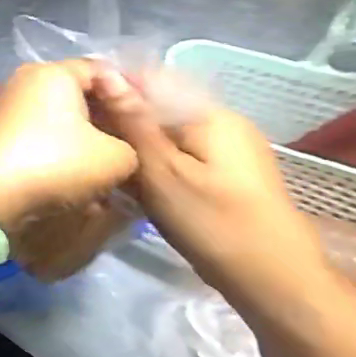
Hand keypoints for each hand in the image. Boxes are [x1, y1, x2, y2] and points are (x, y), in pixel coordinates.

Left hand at [0, 61, 138, 276]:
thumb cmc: (52, 164)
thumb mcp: (114, 159)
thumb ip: (132, 146)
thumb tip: (122, 149)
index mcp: (53, 72)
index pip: (102, 71)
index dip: (130, 95)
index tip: (148, 125)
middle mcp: (23, 79)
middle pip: (76, 94)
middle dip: (105, 121)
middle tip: (130, 149)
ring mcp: (2, 105)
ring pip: (55, 117)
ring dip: (81, 140)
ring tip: (104, 169)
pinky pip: (34, 134)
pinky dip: (54, 150)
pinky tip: (70, 176)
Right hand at [89, 70, 334, 305]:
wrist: (278, 286)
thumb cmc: (214, 224)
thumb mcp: (161, 171)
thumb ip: (131, 121)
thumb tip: (104, 71)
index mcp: (209, 114)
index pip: (149, 79)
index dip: (110, 89)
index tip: (77, 108)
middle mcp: (223, 122)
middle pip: (159, 107)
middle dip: (122, 121)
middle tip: (87, 144)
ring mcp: (230, 150)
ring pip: (168, 134)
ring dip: (137, 146)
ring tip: (106, 166)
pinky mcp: (230, 175)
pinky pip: (182, 155)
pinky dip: (157, 164)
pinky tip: (137, 186)